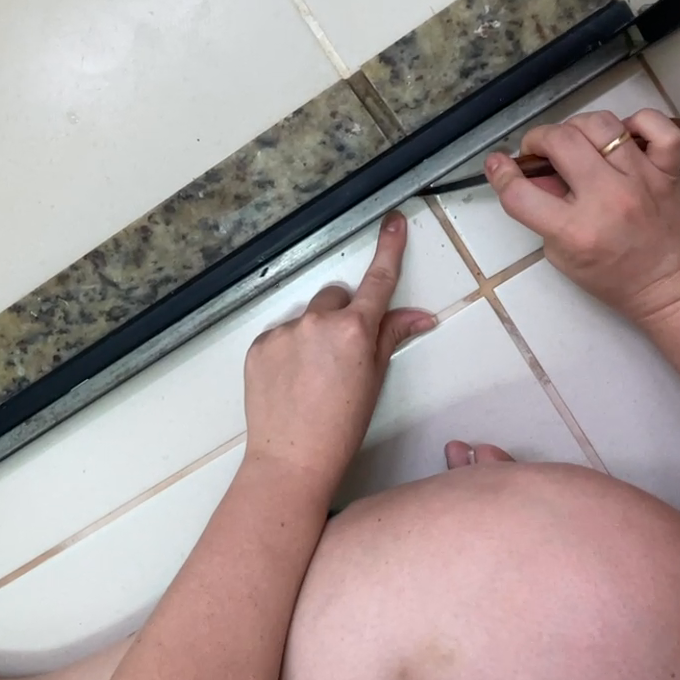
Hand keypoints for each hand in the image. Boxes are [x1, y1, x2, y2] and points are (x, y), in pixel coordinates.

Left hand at [244, 212, 434, 480]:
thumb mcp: (375, 380)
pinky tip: (290, 380)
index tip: (392, 221)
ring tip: (312, 375)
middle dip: (343, 315)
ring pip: (307, 316)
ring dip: (313, 333)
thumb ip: (391, 337)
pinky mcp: (259, 344)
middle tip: (343, 355)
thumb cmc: (341, 427)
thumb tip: (420, 316)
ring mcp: (284, 331)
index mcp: (353, 330)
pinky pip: (281, 334)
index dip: (389, 248)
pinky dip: (288, 348)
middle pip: (336, 297)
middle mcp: (317, 322)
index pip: (378, 281)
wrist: (291, 459)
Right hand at [488, 108, 679, 322]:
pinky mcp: (669, 170)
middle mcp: (607, 198)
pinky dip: (638, 122)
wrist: (669, 286)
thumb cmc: (610, 277)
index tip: (497, 165)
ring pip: (601, 125)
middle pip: (560, 141)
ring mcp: (642, 179)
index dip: (500, 173)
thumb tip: (535, 174)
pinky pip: (658, 126)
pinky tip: (623, 136)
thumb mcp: (561, 255)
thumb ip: (543, 213)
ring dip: (577, 127)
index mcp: (575, 230)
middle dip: (538, 139)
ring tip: (576, 142)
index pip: (520, 192)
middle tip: (540, 153)